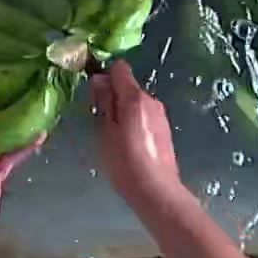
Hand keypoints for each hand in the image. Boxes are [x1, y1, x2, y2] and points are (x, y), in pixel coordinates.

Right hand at [89, 60, 182, 207]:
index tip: (93, 91)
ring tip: (112, 135)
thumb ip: (104, 102)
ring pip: (136, 101)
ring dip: (123, 110)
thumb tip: (99, 78)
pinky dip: (134, 121)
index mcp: (135, 97)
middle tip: (99, 119)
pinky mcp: (164, 127)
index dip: (104, 75)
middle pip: (128, 86)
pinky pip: (144, 115)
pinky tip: (128, 143)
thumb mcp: (106, 131)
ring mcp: (160, 114)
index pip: (120, 68)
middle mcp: (151, 99)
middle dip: (113, 95)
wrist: (156, 189)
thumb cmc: (124, 162)